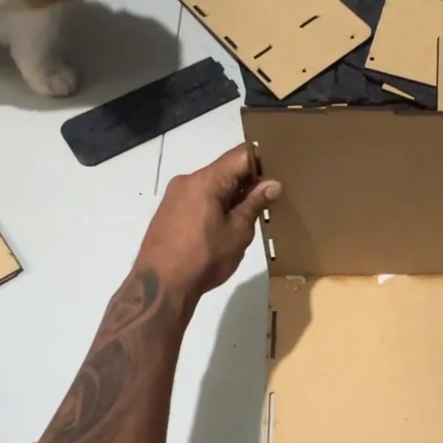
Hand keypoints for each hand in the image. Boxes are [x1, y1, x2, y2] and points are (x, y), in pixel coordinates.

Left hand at [138, 145, 279, 302]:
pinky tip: (227, 224)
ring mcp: (175, 196)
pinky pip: (199, 197)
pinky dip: (216, 203)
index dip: (263, 160)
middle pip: (225, 169)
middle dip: (249, 180)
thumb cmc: (203, 258)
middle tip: (272, 195)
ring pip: (212, 185)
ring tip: (252, 213)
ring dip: (232, 194)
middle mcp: (187, 180)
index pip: (240, 155)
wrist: (159, 287)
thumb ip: (255, 203)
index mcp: (206, 180)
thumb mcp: (237, 232)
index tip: (282, 170)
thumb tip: (274, 184)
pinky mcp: (169, 211)